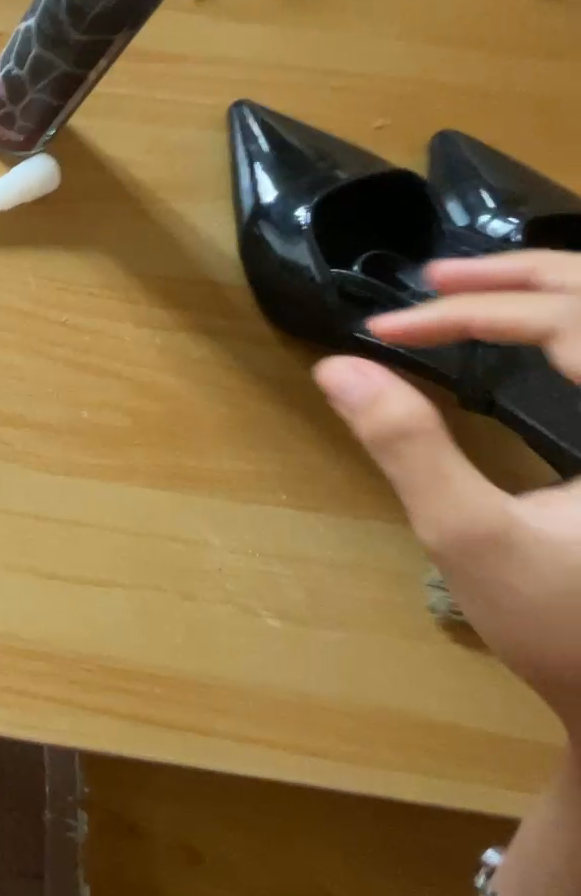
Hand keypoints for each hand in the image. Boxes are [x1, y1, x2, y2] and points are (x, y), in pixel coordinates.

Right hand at [313, 250, 580, 734]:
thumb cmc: (555, 618)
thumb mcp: (466, 532)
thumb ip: (405, 444)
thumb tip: (339, 369)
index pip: (570, 323)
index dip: (472, 311)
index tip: (382, 330)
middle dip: (519, 276)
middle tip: (432, 276)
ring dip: (548, 293)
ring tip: (467, 288)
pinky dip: (567, 332)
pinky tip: (528, 337)